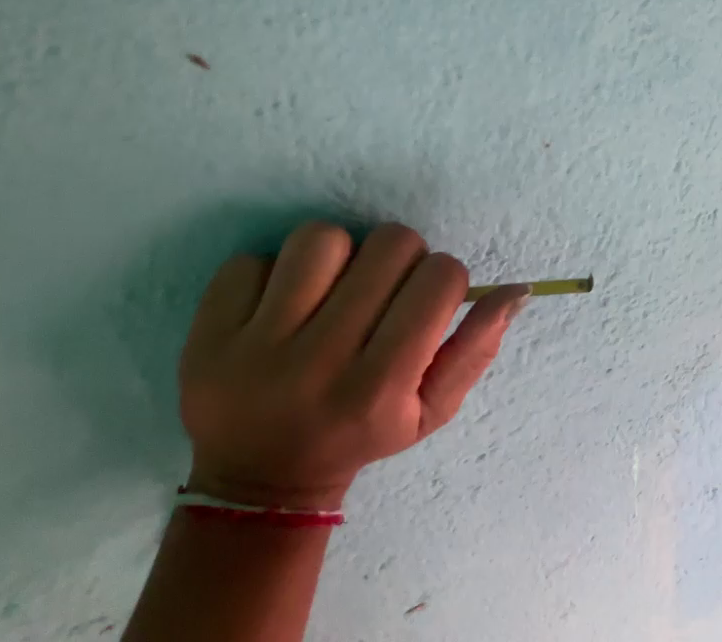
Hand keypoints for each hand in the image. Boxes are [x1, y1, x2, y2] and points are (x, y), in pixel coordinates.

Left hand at [177, 221, 529, 509]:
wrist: (259, 483)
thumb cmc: (363, 437)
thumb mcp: (433, 410)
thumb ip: (476, 348)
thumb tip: (517, 288)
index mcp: (380, 387)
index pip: (439, 279)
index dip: (443, 277)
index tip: (428, 298)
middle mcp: (319, 364)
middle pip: (389, 246)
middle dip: (400, 256)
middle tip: (385, 287)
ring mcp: (255, 349)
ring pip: (322, 239)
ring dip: (339, 254)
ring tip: (334, 287)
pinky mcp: (205, 337)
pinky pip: (251, 260)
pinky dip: (273, 273)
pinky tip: (281, 304)